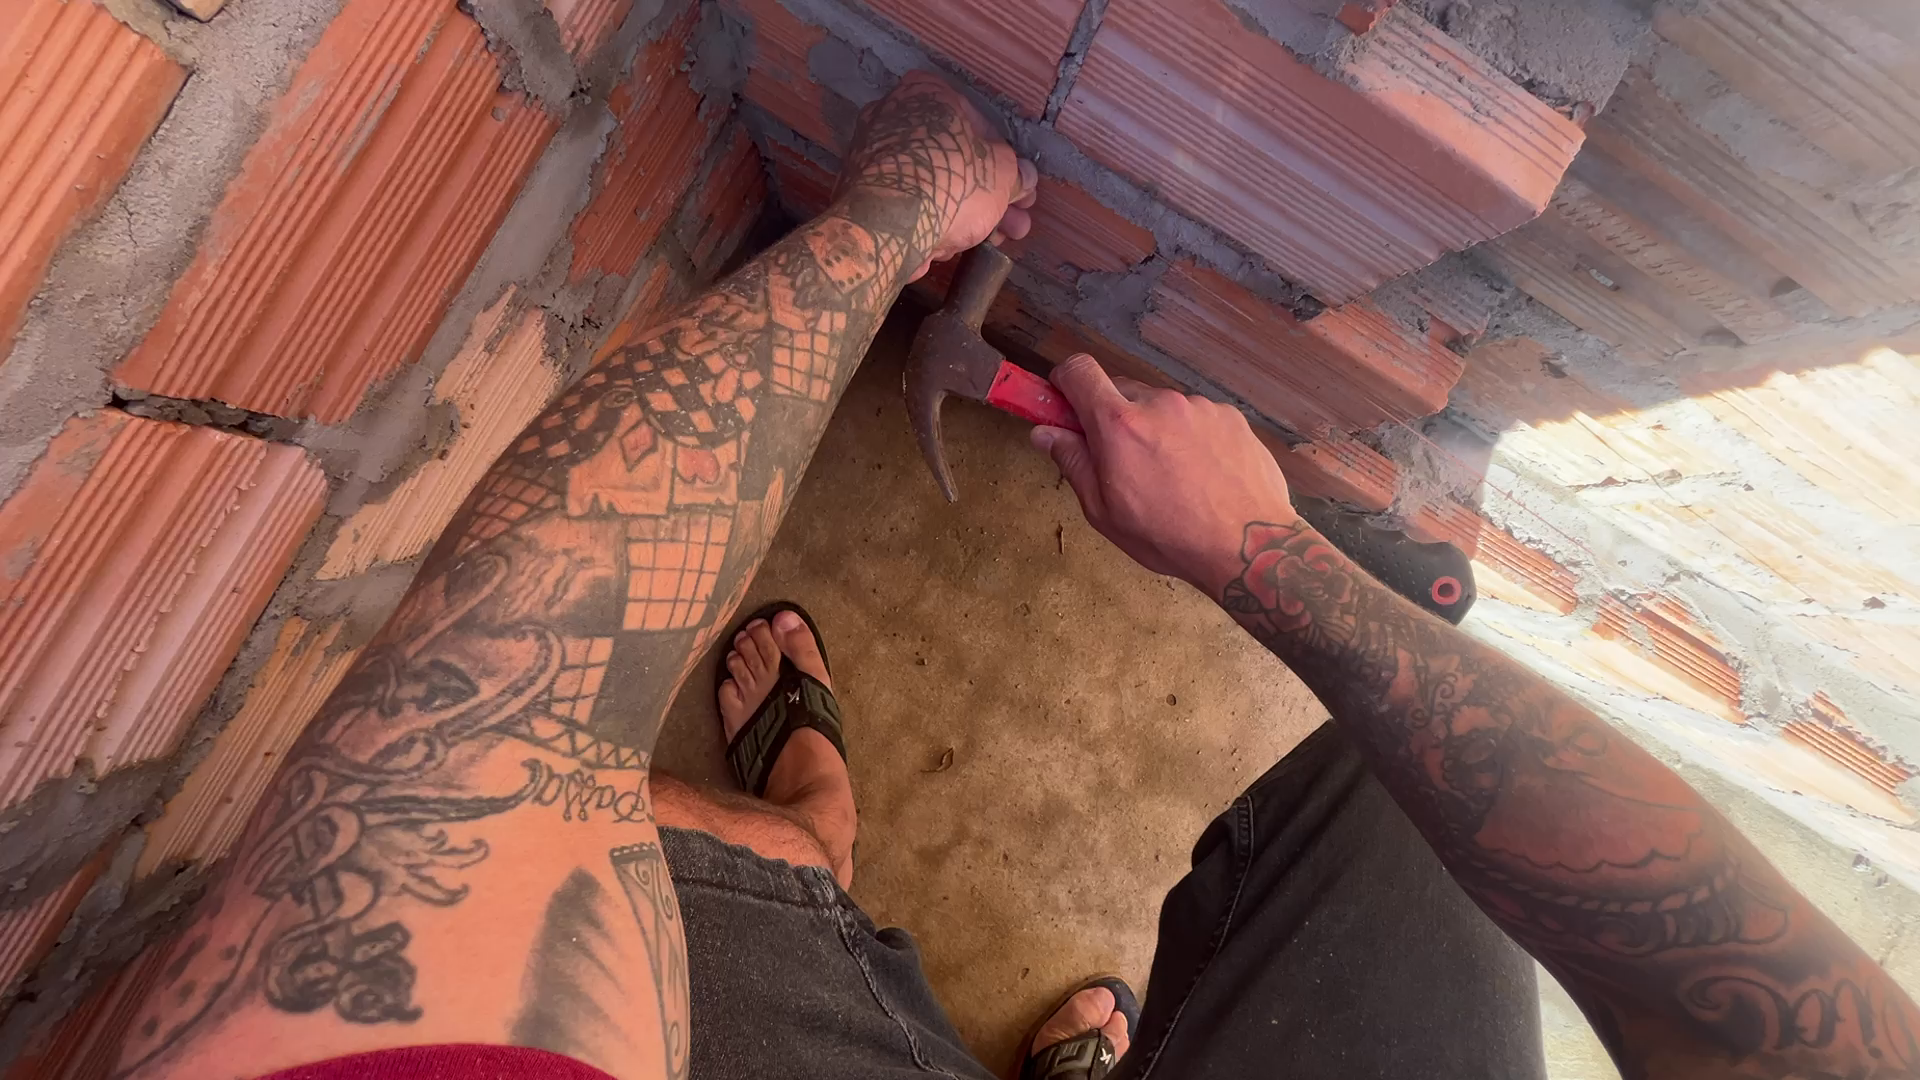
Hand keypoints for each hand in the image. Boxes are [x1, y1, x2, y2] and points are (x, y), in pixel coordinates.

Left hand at [841, 71, 1037, 280]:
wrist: (889, 227)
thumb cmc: (949, 184)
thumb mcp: (999, 175)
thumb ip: (1015, 174)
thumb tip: (1024, 178)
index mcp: (926, 92)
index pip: (980, 126)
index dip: (1007, 165)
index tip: (1020, 192)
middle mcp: (892, 116)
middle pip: (955, 161)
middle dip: (991, 198)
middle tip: (1015, 223)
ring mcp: (872, 159)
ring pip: (934, 187)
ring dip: (968, 215)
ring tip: (996, 241)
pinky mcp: (863, 198)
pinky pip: (909, 208)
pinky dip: (932, 223)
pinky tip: (954, 245)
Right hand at [1033, 354, 1297, 594]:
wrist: (1249, 546)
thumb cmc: (1169, 536)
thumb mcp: (1103, 510)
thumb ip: (1072, 462)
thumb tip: (1044, 432)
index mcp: (1119, 425)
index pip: (1079, 371)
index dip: (1064, 381)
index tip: (1062, 401)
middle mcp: (1159, 403)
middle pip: (1120, 391)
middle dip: (1112, 418)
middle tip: (1119, 460)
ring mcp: (1198, 407)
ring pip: (1160, 407)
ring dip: (1153, 429)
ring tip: (1167, 476)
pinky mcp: (1229, 416)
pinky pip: (1194, 417)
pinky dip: (1187, 437)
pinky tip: (1198, 474)